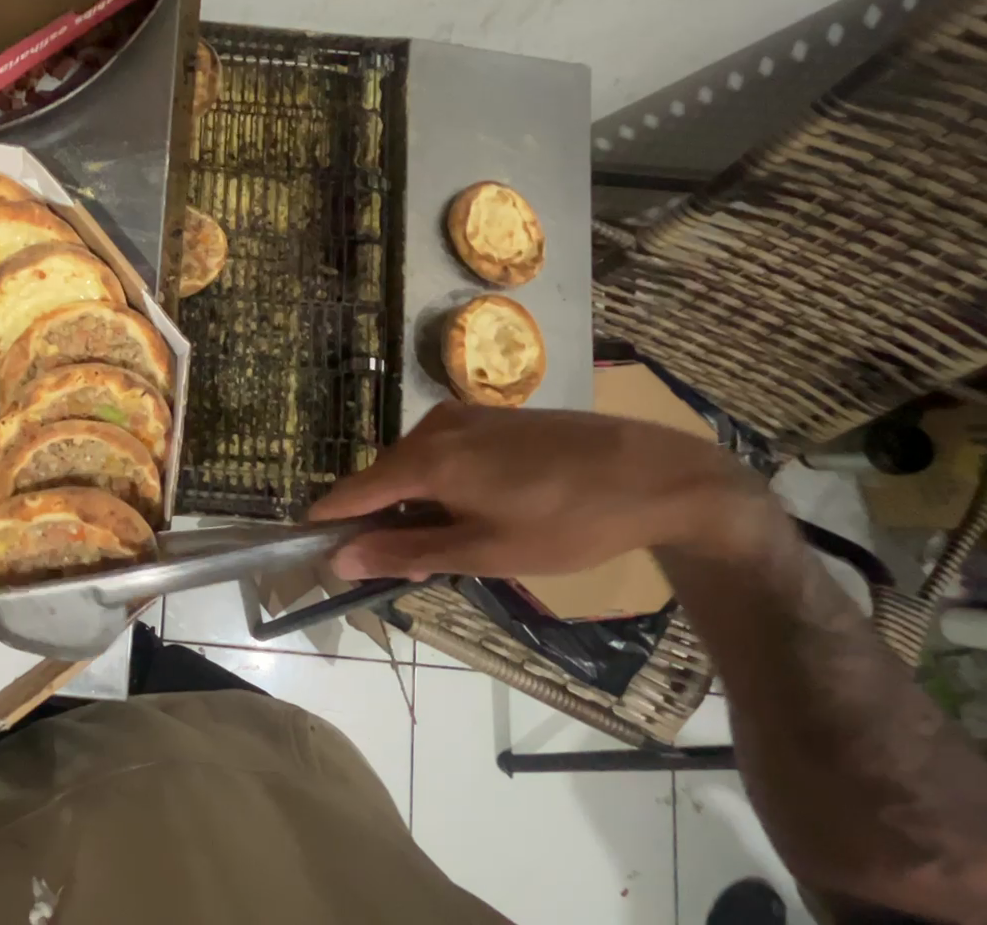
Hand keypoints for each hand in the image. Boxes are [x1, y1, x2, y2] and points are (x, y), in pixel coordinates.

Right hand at [307, 402, 778, 581]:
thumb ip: (404, 553)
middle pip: (380, 480)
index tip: (324, 559)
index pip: (348, 493)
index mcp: (424, 459)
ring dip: (415, 506)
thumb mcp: (485, 552)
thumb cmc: (570, 522)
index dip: (330, 526)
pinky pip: (441, 453)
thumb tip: (339, 560)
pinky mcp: (489, 417)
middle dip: (383, 523)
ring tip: (458, 545)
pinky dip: (442, 485)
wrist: (663, 474)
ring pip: (411, 468)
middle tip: (416, 569)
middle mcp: (431, 428)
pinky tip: (481, 511)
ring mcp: (462, 417)